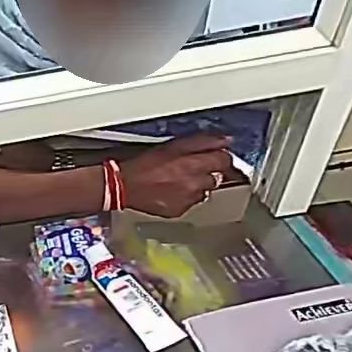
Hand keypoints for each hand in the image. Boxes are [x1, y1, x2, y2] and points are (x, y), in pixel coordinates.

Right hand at [120, 135, 236, 217]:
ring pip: (203, 192)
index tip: (214, 158)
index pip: (225, 161)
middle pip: (216, 178)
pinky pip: (190, 204)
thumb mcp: (174, 145)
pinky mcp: (178, 211)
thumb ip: (203, 142)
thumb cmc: (146, 165)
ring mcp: (188, 200)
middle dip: (207, 173)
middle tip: (190, 169)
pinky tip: (171, 192)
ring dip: (196, 186)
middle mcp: (195, 184)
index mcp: (195, 164)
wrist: (125, 186)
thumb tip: (226, 141)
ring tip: (178, 182)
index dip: (220, 158)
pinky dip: (184, 198)